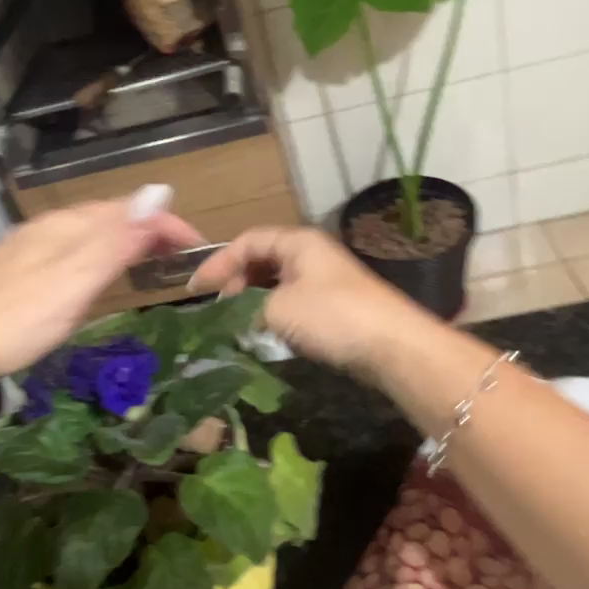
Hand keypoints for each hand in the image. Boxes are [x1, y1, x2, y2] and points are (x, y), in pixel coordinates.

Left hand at [0, 190, 202, 391]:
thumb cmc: (12, 319)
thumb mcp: (73, 282)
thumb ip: (115, 242)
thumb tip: (159, 195)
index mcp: (67, 227)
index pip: (130, 210)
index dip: (167, 223)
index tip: (198, 246)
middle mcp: (48, 229)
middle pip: (109, 216)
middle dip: (148, 226)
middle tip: (178, 252)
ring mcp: (27, 249)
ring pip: (88, 231)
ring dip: (123, 238)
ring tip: (146, 258)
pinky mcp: (12, 271)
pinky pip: (70, 247)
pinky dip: (97, 252)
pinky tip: (90, 273)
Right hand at [187, 226, 446, 380]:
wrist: (393, 346)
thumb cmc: (333, 316)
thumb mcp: (278, 309)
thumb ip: (245, 309)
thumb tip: (228, 318)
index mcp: (298, 242)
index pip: (247, 241)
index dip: (218, 262)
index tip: (196, 290)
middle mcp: (310, 255)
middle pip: (261, 260)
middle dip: (235, 281)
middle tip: (218, 309)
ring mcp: (324, 281)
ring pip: (276, 284)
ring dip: (252, 301)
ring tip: (235, 323)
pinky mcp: (333, 308)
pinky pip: (291, 303)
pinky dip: (272, 314)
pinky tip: (263, 334)